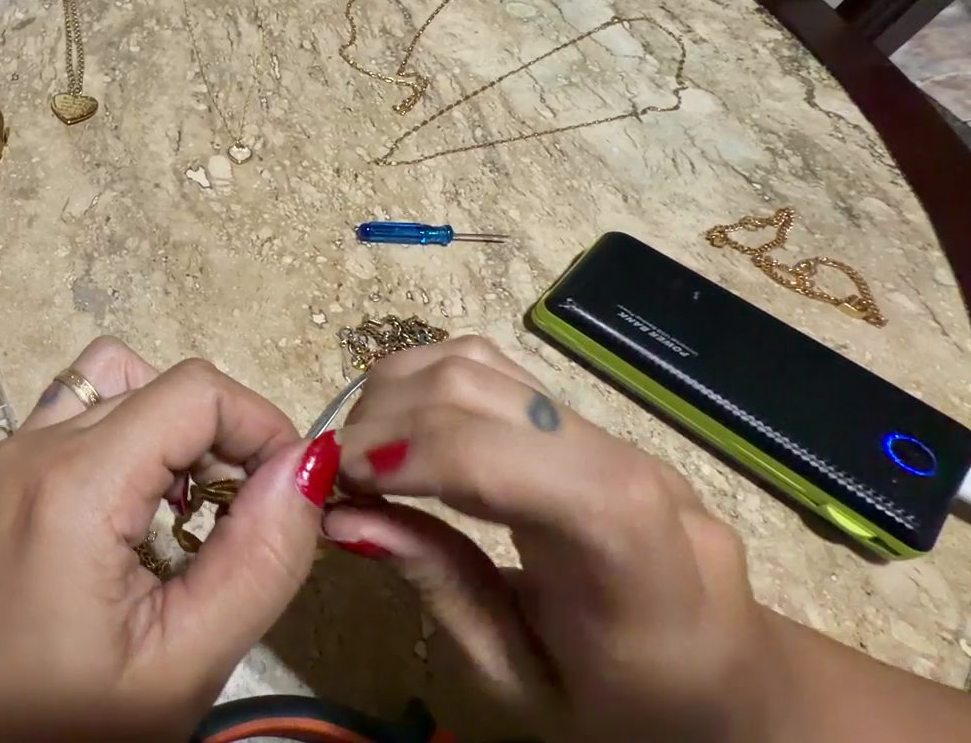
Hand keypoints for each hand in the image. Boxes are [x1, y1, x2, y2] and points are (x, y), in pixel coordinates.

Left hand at [0, 338, 323, 741]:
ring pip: (113, 383)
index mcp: (73, 482)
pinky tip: (142, 511)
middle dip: (222, 434)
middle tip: (246, 517)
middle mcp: (32, 445)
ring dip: (171, 424)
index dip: (260, 424)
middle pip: (156, 384)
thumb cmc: (65, 726)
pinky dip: (128, 435)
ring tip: (192, 506)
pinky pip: (78, 413)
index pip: (193, 389)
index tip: (291, 491)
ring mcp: (10, 454)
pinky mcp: (3, 475)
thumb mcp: (182, 661)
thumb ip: (257, 559)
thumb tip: (306, 465)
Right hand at [320, 336, 775, 742]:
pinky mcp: (581, 417)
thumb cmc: (627, 703)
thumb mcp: (523, 681)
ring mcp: (609, 432)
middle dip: (384, 420)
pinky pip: (487, 366)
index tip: (344, 482)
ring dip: (394, 392)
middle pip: (481, 389)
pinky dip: (419, 381)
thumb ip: (438, 587)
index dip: (419, 453)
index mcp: (635, 561)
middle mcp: (631, 470)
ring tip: (363, 451)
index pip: (519, 462)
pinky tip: (399, 428)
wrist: (727, 678)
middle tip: (337, 474)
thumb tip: (339, 517)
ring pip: (476, 361)